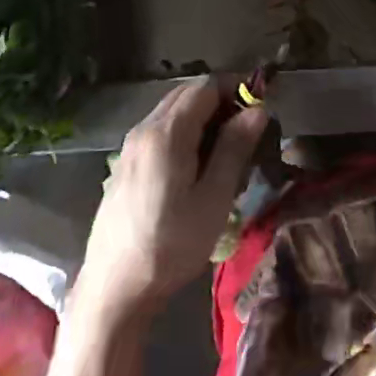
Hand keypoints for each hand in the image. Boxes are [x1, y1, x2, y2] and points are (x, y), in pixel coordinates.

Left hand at [75, 77, 270, 325]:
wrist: (115, 288)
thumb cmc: (172, 244)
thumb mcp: (214, 198)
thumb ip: (235, 148)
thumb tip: (257, 109)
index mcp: (166, 133)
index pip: (206, 87)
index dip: (236, 91)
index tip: (260, 114)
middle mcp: (143, 129)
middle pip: (187, 95)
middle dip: (221, 104)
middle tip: (248, 135)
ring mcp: (129, 147)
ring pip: (172, 113)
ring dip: (203, 119)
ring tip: (227, 154)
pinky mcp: (124, 165)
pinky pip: (159, 132)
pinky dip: (184, 134)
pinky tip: (196, 168)